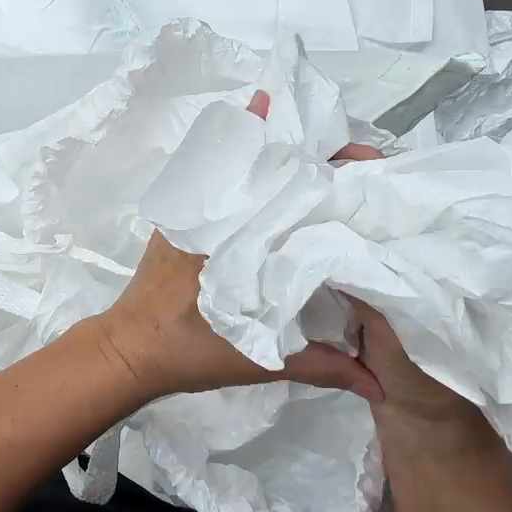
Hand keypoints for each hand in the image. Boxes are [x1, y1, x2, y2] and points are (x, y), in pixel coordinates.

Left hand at [92, 90, 388, 400]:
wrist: (131, 346)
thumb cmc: (192, 352)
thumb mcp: (258, 360)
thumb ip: (320, 365)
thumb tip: (379, 383)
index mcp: (242, 240)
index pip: (296, 191)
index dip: (336, 171)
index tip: (370, 159)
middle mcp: (220, 213)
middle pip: (275, 170)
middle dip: (319, 158)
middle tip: (363, 156)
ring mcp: (196, 208)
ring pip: (245, 166)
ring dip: (281, 151)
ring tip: (324, 147)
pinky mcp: (179, 212)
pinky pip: (214, 174)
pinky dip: (236, 152)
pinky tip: (256, 128)